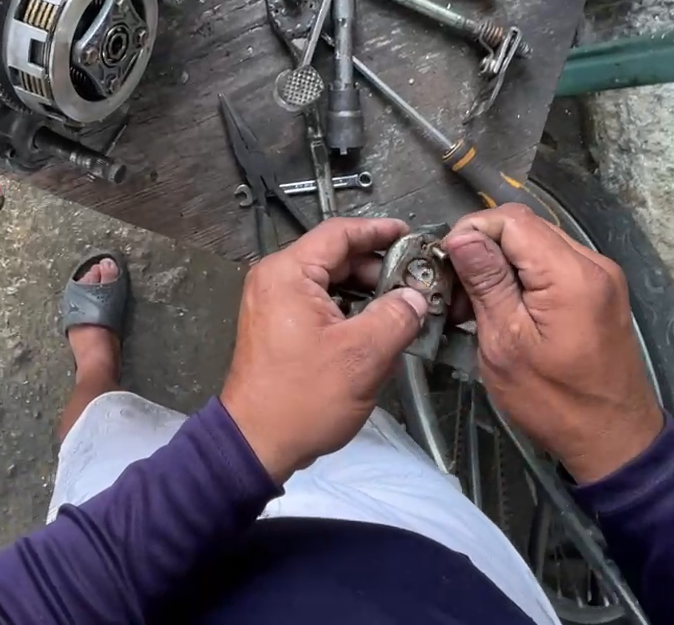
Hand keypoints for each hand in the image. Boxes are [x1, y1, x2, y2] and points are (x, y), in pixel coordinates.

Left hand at [220, 218, 428, 482]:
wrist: (257, 441)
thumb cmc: (301, 398)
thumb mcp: (362, 355)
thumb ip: (396, 317)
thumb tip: (416, 298)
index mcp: (288, 272)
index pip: (338, 233)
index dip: (378, 231)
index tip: (408, 234)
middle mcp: (274, 278)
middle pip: (334, 257)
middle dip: (377, 268)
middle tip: (415, 282)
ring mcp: (272, 301)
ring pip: (328, 282)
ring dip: (365, 291)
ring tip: (402, 307)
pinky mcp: (276, 323)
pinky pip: (317, 302)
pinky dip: (347, 309)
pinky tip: (374, 327)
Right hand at [443, 204, 663, 483]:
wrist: (615, 443)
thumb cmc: (555, 401)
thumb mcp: (505, 342)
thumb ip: (486, 281)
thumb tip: (460, 236)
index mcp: (572, 275)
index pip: (510, 220)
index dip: (470, 232)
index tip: (446, 264)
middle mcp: (592, 263)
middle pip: (522, 226)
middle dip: (480, 247)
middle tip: (454, 285)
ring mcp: (598, 276)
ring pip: (532, 241)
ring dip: (496, 261)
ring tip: (472, 301)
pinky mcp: (596, 290)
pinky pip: (547, 261)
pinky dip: (517, 274)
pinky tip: (500, 304)